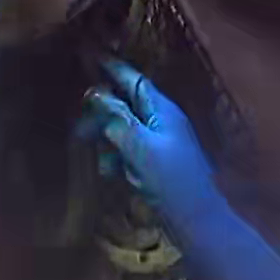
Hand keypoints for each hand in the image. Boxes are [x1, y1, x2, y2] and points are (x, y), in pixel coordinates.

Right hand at [84, 59, 223, 226]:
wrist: (199, 224)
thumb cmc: (172, 182)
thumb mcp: (141, 149)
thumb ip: (118, 120)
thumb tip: (96, 96)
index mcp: (162, 109)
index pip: (134, 80)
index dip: (113, 68)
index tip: (92, 55)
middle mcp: (161, 120)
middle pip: (126, 105)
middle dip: (103, 114)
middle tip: (80, 127)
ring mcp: (159, 142)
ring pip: (125, 129)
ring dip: (108, 140)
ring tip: (100, 162)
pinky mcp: (156, 163)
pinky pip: (130, 151)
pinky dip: (118, 158)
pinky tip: (112, 174)